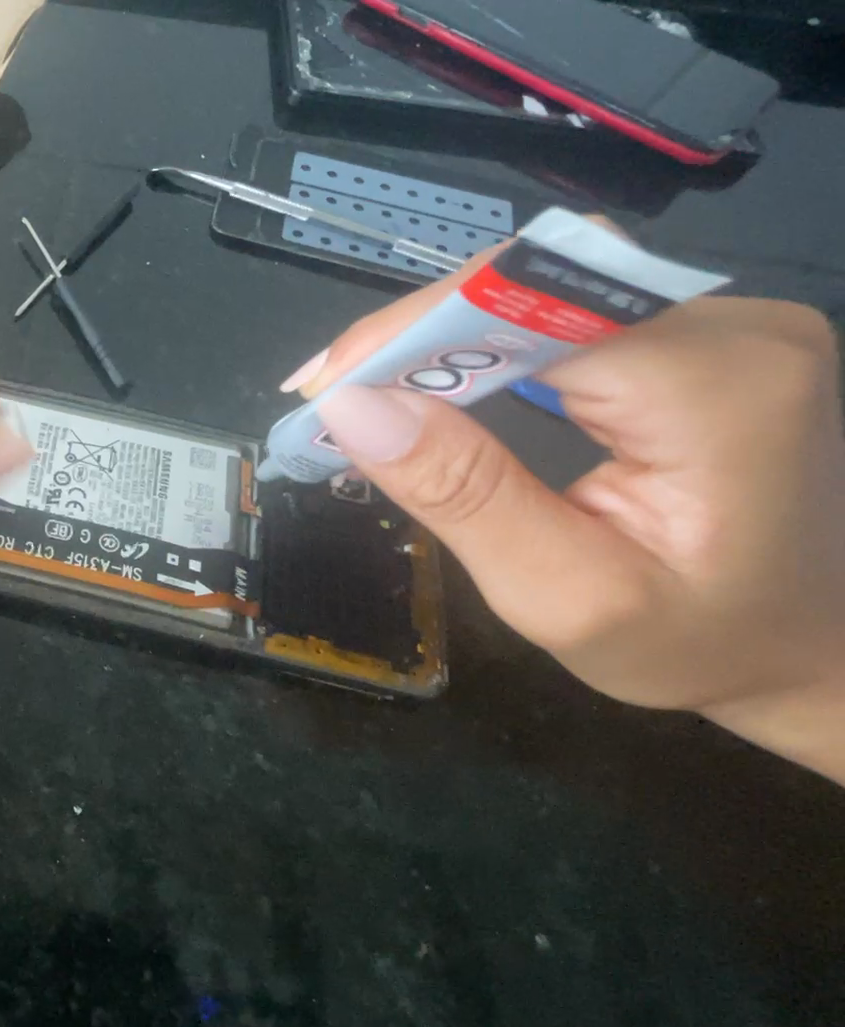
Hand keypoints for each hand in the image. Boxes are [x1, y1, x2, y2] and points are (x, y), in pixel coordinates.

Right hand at [282, 259, 844, 778]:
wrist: (802, 645)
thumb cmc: (691, 640)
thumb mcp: (561, 594)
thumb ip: (463, 496)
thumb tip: (351, 407)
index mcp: (714, 387)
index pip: (530, 309)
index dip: (411, 331)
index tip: (322, 388)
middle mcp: (728, 327)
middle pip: (525, 288)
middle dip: (407, 337)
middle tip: (324, 401)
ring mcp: (712, 324)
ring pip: (526, 297)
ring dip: (426, 345)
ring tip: (354, 400)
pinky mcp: (684, 338)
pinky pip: (546, 319)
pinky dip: (464, 352)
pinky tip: (420, 390)